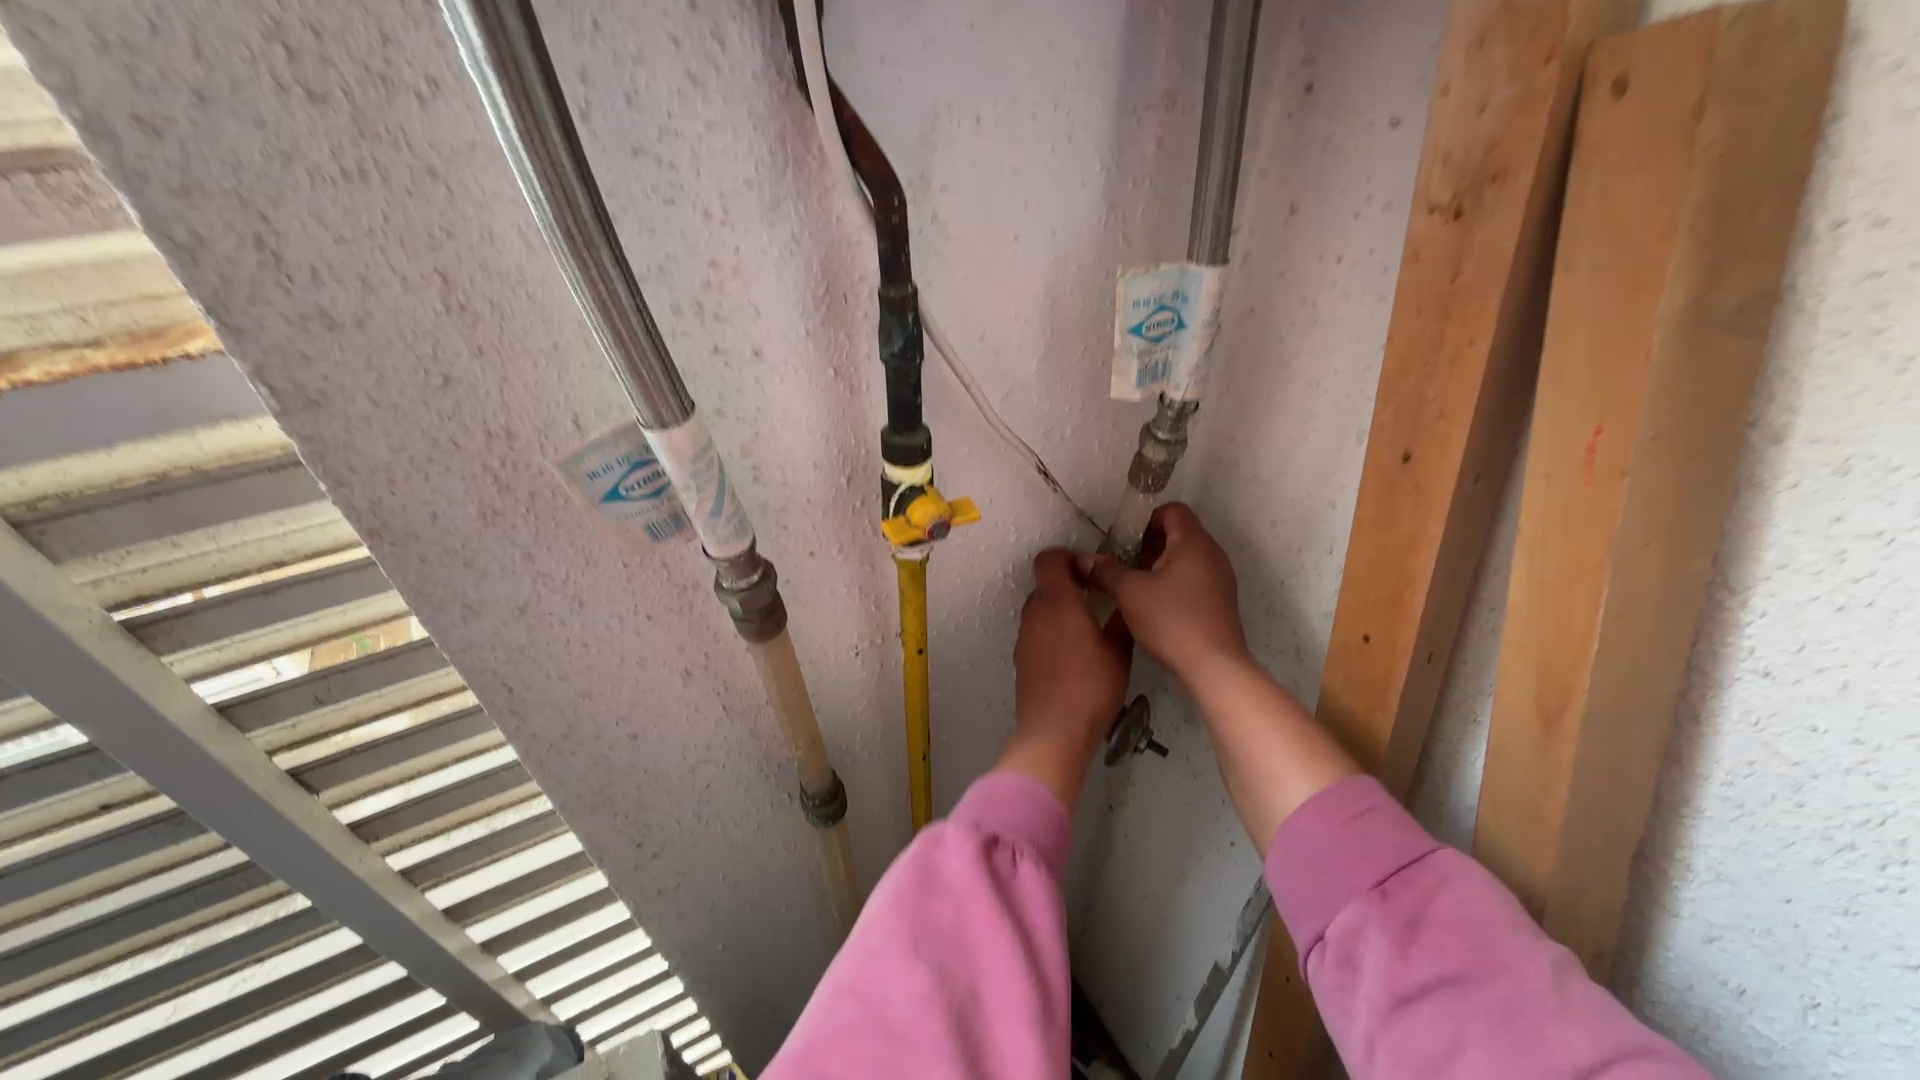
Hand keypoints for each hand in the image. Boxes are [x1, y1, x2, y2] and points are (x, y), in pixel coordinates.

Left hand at [999, 549, 1132, 805]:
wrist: (1055, 732)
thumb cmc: (1091, 687)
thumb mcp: (1118, 651)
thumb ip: (1121, 620)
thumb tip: (1125, 602)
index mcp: (1057, 602)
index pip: (1050, 559)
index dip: (1069, 557)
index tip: (1093, 571)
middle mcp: (1035, 613)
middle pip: (1045, 584)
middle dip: (1069, 584)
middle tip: (1097, 597)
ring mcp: (1025, 637)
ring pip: (1040, 608)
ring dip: (1061, 608)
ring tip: (1089, 626)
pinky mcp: (1022, 659)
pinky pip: (1037, 632)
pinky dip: (1053, 631)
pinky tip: (1075, 653)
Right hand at [1077, 503, 1249, 685]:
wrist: (1213, 665)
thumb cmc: (1171, 620)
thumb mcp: (1130, 593)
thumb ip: (1106, 571)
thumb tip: (1084, 559)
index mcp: (1193, 542)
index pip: (1174, 510)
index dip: (1147, 518)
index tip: (1125, 539)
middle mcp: (1212, 554)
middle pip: (1180, 533)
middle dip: (1149, 544)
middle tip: (1124, 563)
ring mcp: (1220, 578)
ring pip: (1186, 559)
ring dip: (1159, 566)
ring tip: (1134, 586)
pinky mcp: (1220, 601)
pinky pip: (1194, 579)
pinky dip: (1173, 583)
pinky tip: (1153, 605)